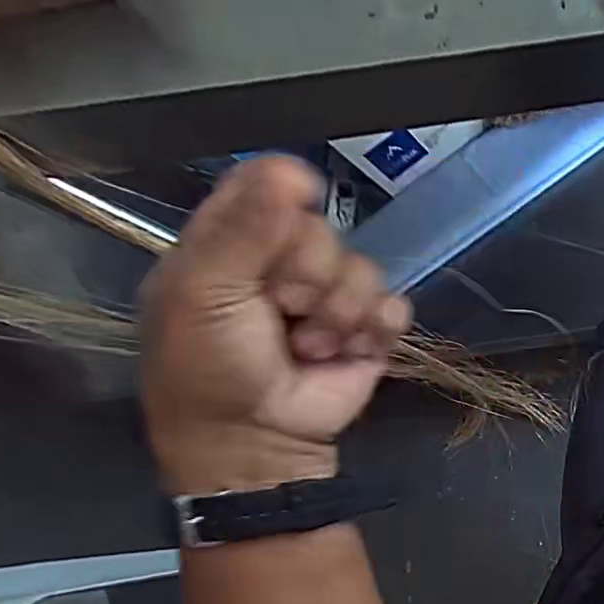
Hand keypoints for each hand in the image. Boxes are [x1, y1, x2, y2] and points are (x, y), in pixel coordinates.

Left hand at [139, 156, 411, 494]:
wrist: (260, 434)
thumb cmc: (210, 364)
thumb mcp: (206, 290)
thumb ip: (246, 230)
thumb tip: (295, 168)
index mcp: (233, 242)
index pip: (268, 191)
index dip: (284, 199)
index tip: (293, 216)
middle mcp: (287, 263)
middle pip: (326, 233)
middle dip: (310, 276)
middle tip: (284, 310)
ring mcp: (335, 299)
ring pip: (366, 272)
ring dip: (342, 314)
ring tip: (313, 347)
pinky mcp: (373, 332)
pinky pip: (397, 307)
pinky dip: (377, 330)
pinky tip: (352, 351)